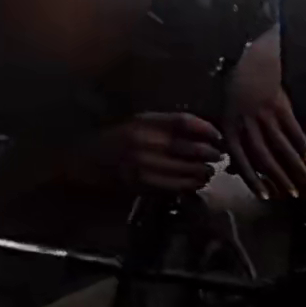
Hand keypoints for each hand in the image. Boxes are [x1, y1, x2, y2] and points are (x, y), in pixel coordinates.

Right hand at [76, 112, 222, 192]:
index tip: (218, 136)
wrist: (87, 163)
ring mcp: (146, 164)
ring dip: (207, 170)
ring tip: (207, 170)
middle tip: (217, 155)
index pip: (183, 121)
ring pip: (194, 169)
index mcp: (143, 122)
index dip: (207, 129)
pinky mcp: (147, 184)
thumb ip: (170, 126)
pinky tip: (195, 180)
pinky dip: (196, 183)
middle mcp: (145, 141)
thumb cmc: (121, 141)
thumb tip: (210, 132)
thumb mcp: (140, 125)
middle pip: (195, 148)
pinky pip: (184, 185)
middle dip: (213, 153)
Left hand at [224, 31, 305, 199]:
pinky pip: (293, 131)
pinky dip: (302, 146)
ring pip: (281, 147)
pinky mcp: (280, 107)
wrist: (255, 61)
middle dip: (279, 177)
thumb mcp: (230, 113)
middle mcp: (245, 122)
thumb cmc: (240, 88)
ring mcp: (263, 115)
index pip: (240, 158)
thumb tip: (235, 165)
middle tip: (292, 193)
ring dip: (295, 166)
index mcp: (230, 125)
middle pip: (263, 156)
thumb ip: (235, 137)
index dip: (252, 179)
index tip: (264, 196)